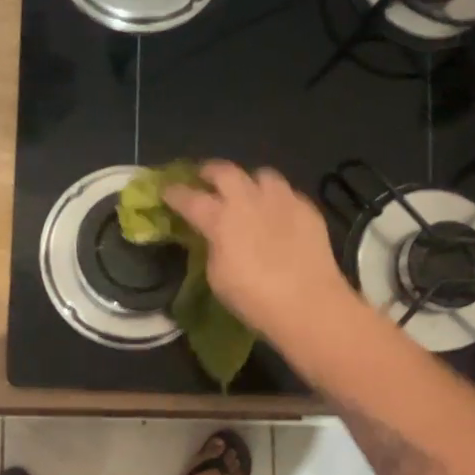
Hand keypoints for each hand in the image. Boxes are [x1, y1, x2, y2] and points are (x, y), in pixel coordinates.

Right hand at [164, 160, 357, 342]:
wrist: (308, 303)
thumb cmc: (253, 298)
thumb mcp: (217, 277)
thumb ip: (212, 248)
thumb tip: (215, 238)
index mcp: (220, 219)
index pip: (189, 198)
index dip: (174, 193)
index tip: (166, 191)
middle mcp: (249, 200)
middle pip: (224, 171)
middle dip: (209, 171)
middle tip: (203, 178)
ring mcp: (281, 200)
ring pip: (260, 174)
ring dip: (248, 180)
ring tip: (246, 192)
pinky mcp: (306, 208)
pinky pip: (286, 192)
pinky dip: (275, 199)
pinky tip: (276, 214)